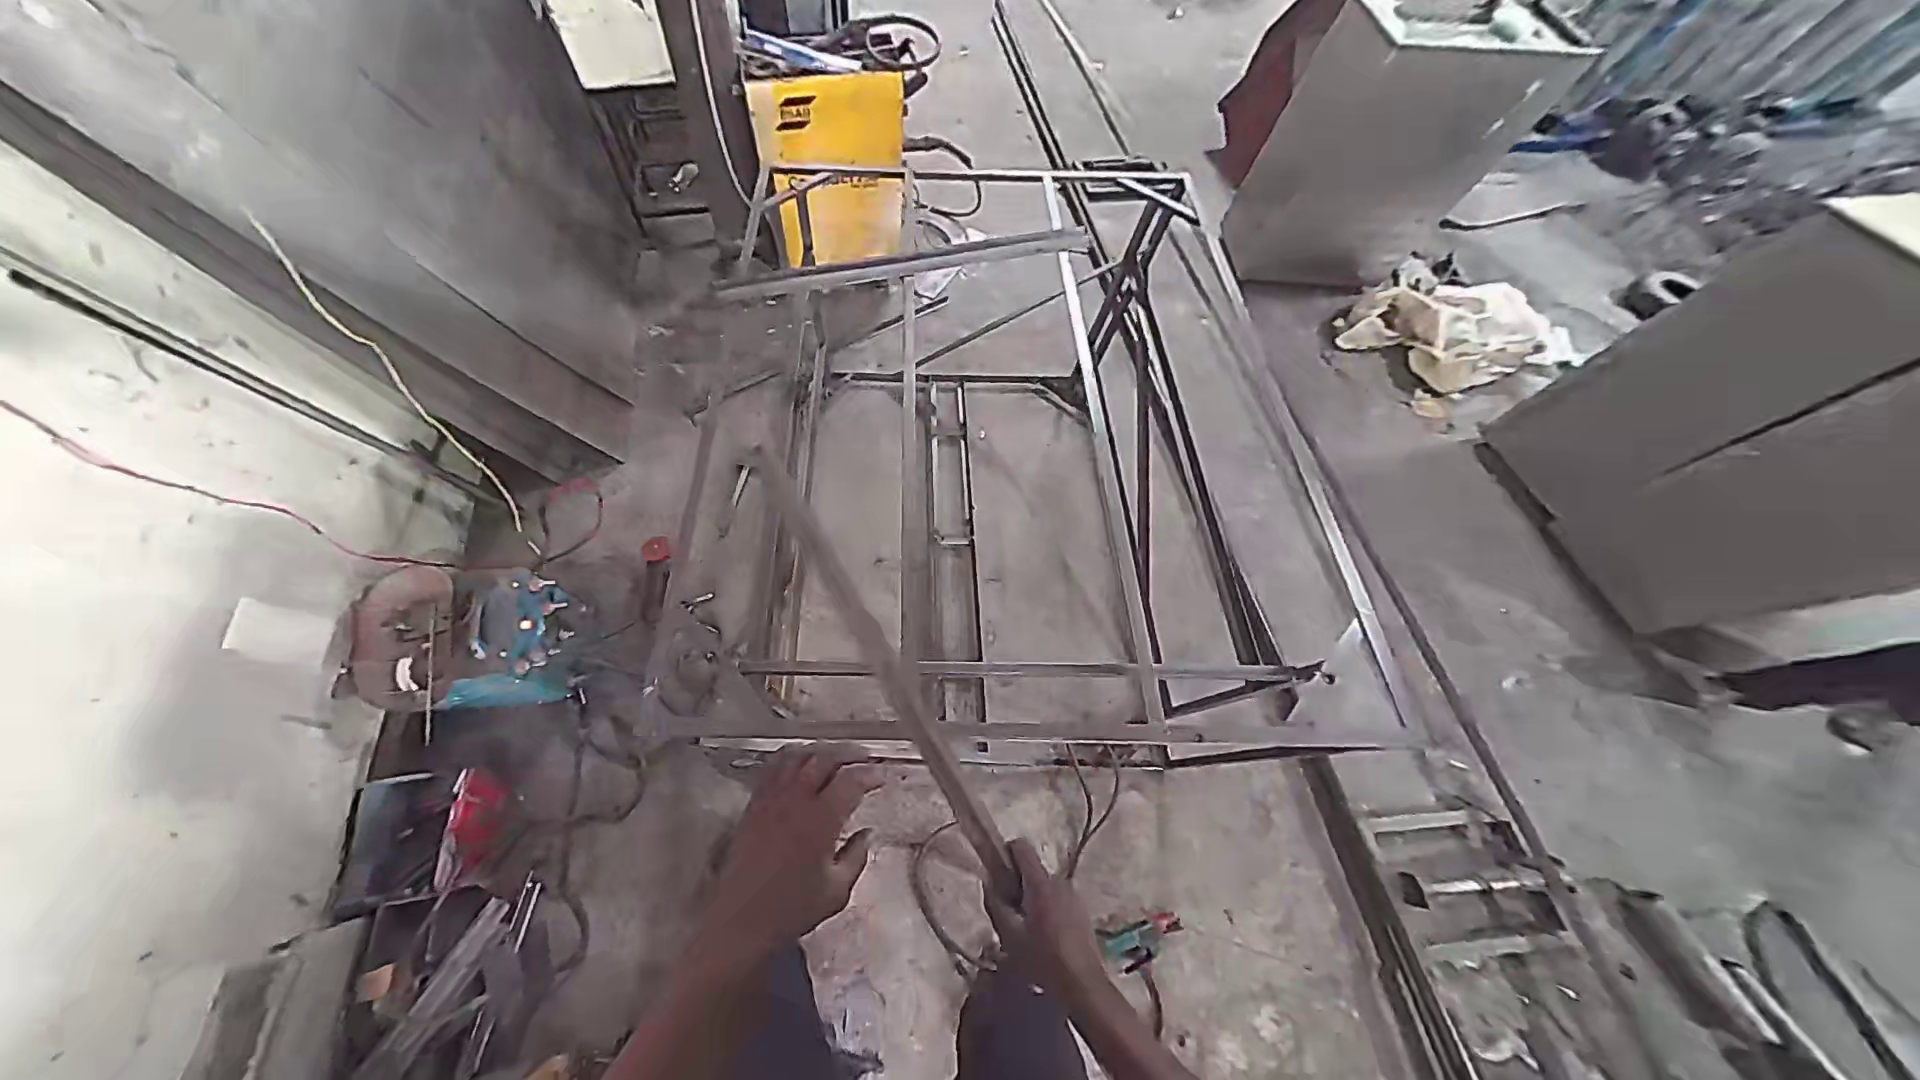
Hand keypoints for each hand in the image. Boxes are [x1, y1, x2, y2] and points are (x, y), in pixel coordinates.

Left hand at [698, 744, 884, 957]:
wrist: (740, 922)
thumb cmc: (791, 910)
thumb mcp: (837, 890)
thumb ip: (857, 856)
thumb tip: (868, 834)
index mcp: (822, 819)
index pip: (852, 780)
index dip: (870, 774)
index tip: (881, 776)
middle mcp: (797, 800)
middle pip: (826, 758)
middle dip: (850, 755)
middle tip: (864, 760)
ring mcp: (772, 799)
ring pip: (799, 756)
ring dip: (821, 751)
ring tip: (835, 756)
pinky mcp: (754, 805)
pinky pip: (773, 767)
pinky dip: (791, 757)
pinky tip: (798, 762)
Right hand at [984, 838, 1110, 1003]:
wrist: (1083, 985)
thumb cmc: (1043, 960)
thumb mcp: (1010, 935)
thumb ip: (996, 904)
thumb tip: (988, 882)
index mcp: (1041, 883)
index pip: (1022, 847)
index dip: (1007, 853)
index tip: (998, 873)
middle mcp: (1060, 881)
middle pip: (1033, 870)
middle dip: (1019, 884)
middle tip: (1011, 911)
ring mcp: (1074, 894)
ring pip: (1046, 885)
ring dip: (1034, 897)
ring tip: (1028, 928)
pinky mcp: (1082, 909)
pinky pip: (1059, 897)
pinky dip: (1049, 907)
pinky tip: (1046, 935)